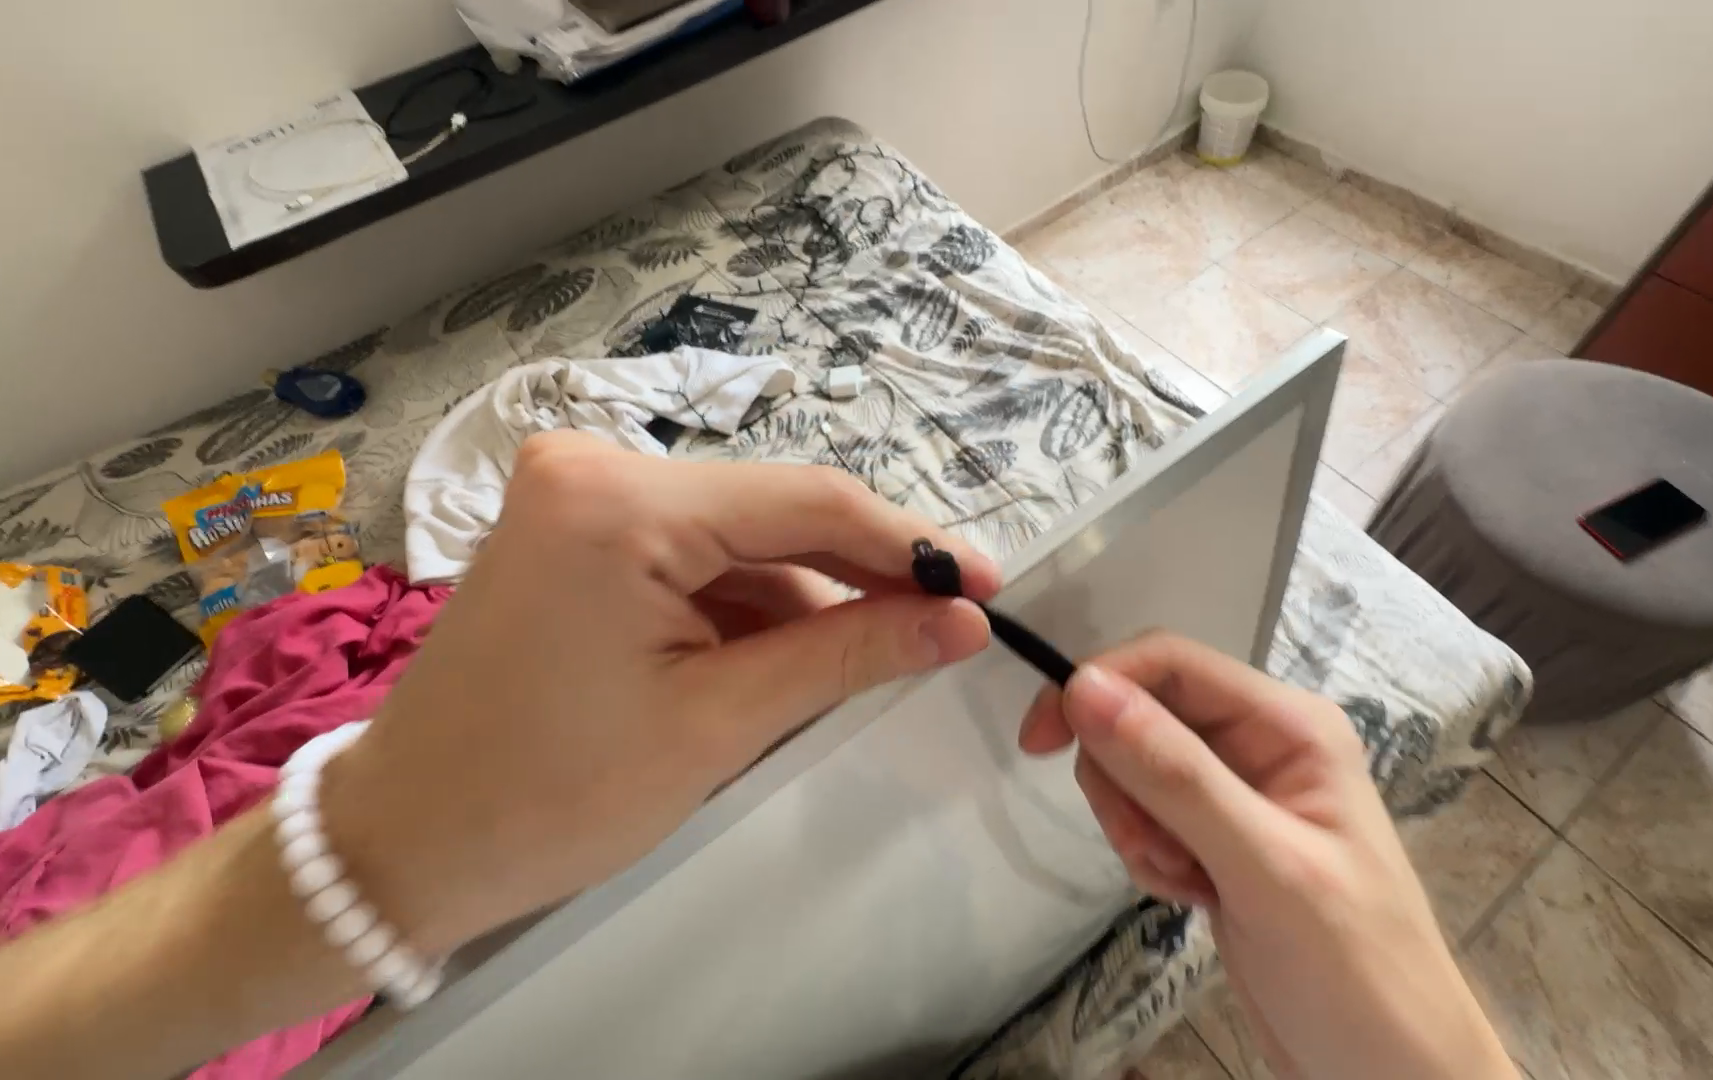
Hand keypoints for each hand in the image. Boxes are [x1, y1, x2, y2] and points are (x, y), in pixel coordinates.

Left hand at [325, 431, 999, 953]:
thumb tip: (961, 623)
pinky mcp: (587, 528)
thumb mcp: (721, 723)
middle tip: (952, 616)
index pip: (808, 501)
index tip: (987, 583)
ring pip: (749, 536)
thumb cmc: (551, 797)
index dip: (911, 543)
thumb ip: (851, 655)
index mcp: (621, 503)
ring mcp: (588, 493)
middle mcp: (600, 467)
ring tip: (874, 653)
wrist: (403, 844)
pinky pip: (707, 554)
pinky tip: (792, 652)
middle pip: (779, 511)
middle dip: (867, 571)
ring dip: (815, 596)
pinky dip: (760, 602)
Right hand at [1018, 634, 1513, 1079]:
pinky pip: (1144, 812)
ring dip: (1135, 825)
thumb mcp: (1260, 865)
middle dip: (1123, 781)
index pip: (1169, 662)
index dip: (1098, 683)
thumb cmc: (1353, 968)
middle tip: (1147, 846)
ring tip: (1180, 880)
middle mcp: (1258, 740)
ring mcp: (1235, 788)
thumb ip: (1172, 774)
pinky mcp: (1214, 832)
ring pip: (1134, 765)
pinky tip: (1188, 894)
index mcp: (1286, 722)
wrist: (1386, 1074)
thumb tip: (1083, 687)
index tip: (1041, 740)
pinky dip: (1146, 852)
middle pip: (1142, 714)